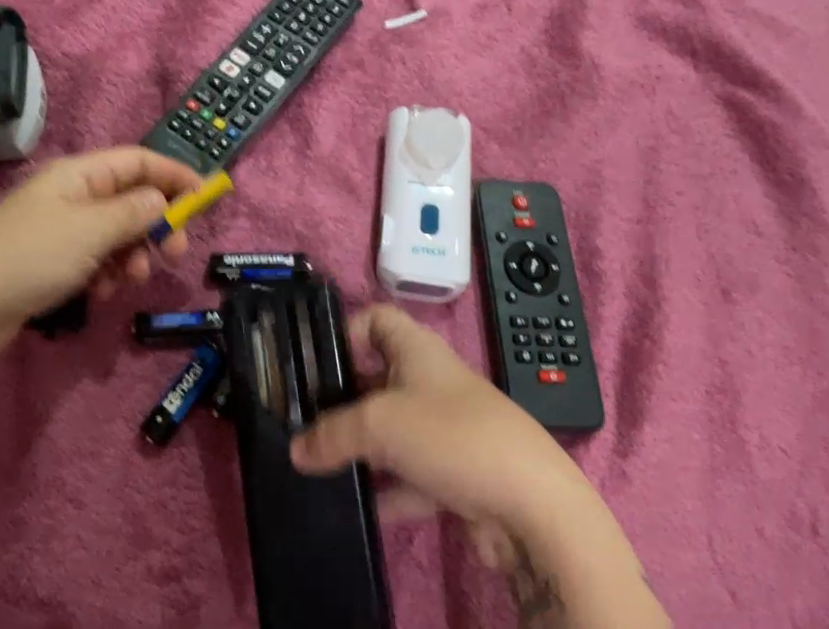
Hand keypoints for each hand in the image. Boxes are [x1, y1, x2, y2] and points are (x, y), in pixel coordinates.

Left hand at [0, 147, 204, 366]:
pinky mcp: (49, 264)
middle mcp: (70, 196)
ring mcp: (58, 230)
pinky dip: (105, 273)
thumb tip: (160, 198)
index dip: (174, 174)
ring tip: (127, 280)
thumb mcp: (89, 231)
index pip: (137, 161)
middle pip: (129, 198)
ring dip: (131, 254)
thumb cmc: (27, 259)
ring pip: (115, 234)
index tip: (207, 197)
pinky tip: (100, 294)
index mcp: (78, 175)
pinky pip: (94, 260)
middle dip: (156, 223)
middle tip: (175, 253)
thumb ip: (132, 212)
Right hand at [289, 305, 591, 569]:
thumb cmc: (452, 437)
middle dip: (342, 400)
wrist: (532, 505)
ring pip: (392, 432)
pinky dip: (387, 492)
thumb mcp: (379, 425)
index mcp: (418, 351)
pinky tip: (358, 510)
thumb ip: (331, 435)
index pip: (378, 319)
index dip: (346, 330)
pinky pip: (410, 478)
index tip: (315, 361)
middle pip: (378, 379)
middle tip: (303, 422)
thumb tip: (296, 450)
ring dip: (361, 449)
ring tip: (318, 468)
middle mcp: (432, 382)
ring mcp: (447, 430)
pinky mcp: (456, 474)